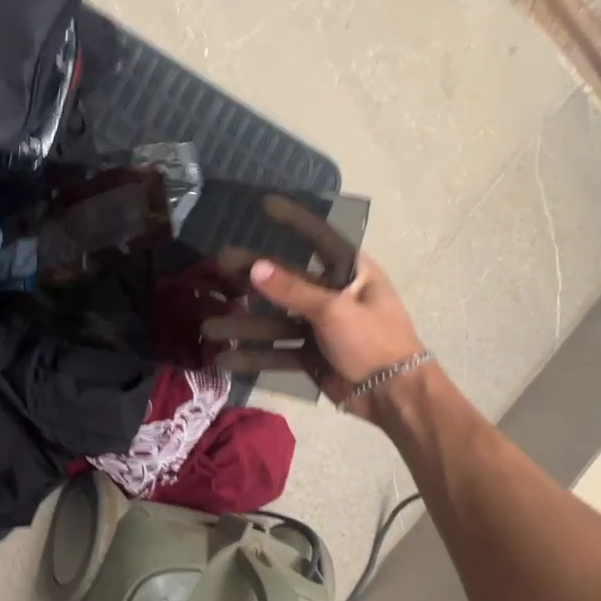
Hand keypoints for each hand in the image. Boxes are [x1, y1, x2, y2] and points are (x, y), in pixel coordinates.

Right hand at [202, 195, 426, 425]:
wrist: (394, 396)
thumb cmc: (374, 341)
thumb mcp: (333, 310)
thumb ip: (291, 290)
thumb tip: (255, 267)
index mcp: (351, 274)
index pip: (319, 239)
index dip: (292, 221)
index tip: (264, 205)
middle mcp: (334, 294)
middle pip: (286, 281)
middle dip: (250, 278)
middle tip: (216, 267)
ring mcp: (321, 326)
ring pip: (275, 320)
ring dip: (244, 326)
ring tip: (207, 328)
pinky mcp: (312, 355)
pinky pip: (278, 351)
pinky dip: (255, 357)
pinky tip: (226, 361)